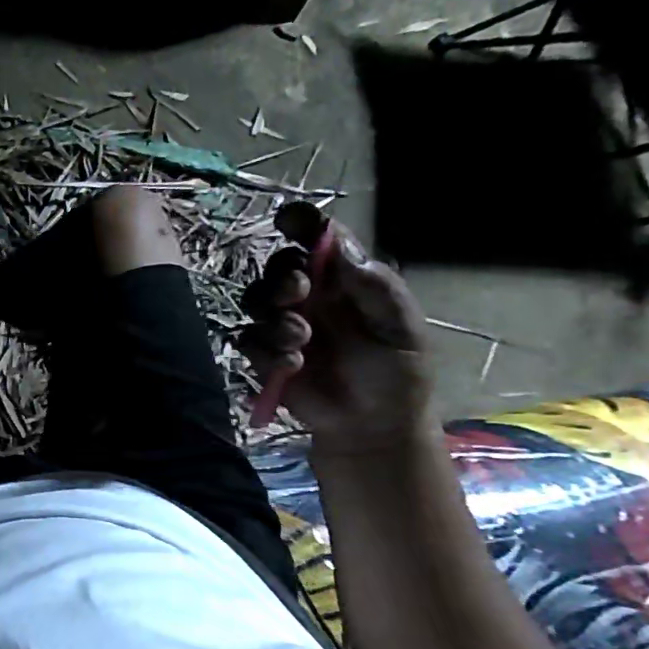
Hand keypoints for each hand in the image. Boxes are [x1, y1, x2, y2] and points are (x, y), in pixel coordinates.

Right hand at [241, 203, 433, 455]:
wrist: (374, 428)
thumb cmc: (396, 373)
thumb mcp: (401, 326)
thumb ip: (375, 285)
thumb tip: (339, 245)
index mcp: (343, 280)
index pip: (316, 240)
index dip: (301, 223)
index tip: (287, 220)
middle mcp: (309, 296)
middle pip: (277, 266)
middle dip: (282, 275)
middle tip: (298, 292)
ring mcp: (283, 325)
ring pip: (255, 299)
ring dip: (274, 316)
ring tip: (301, 340)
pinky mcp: (264, 356)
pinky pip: (247, 339)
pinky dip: (266, 351)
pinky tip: (292, 366)